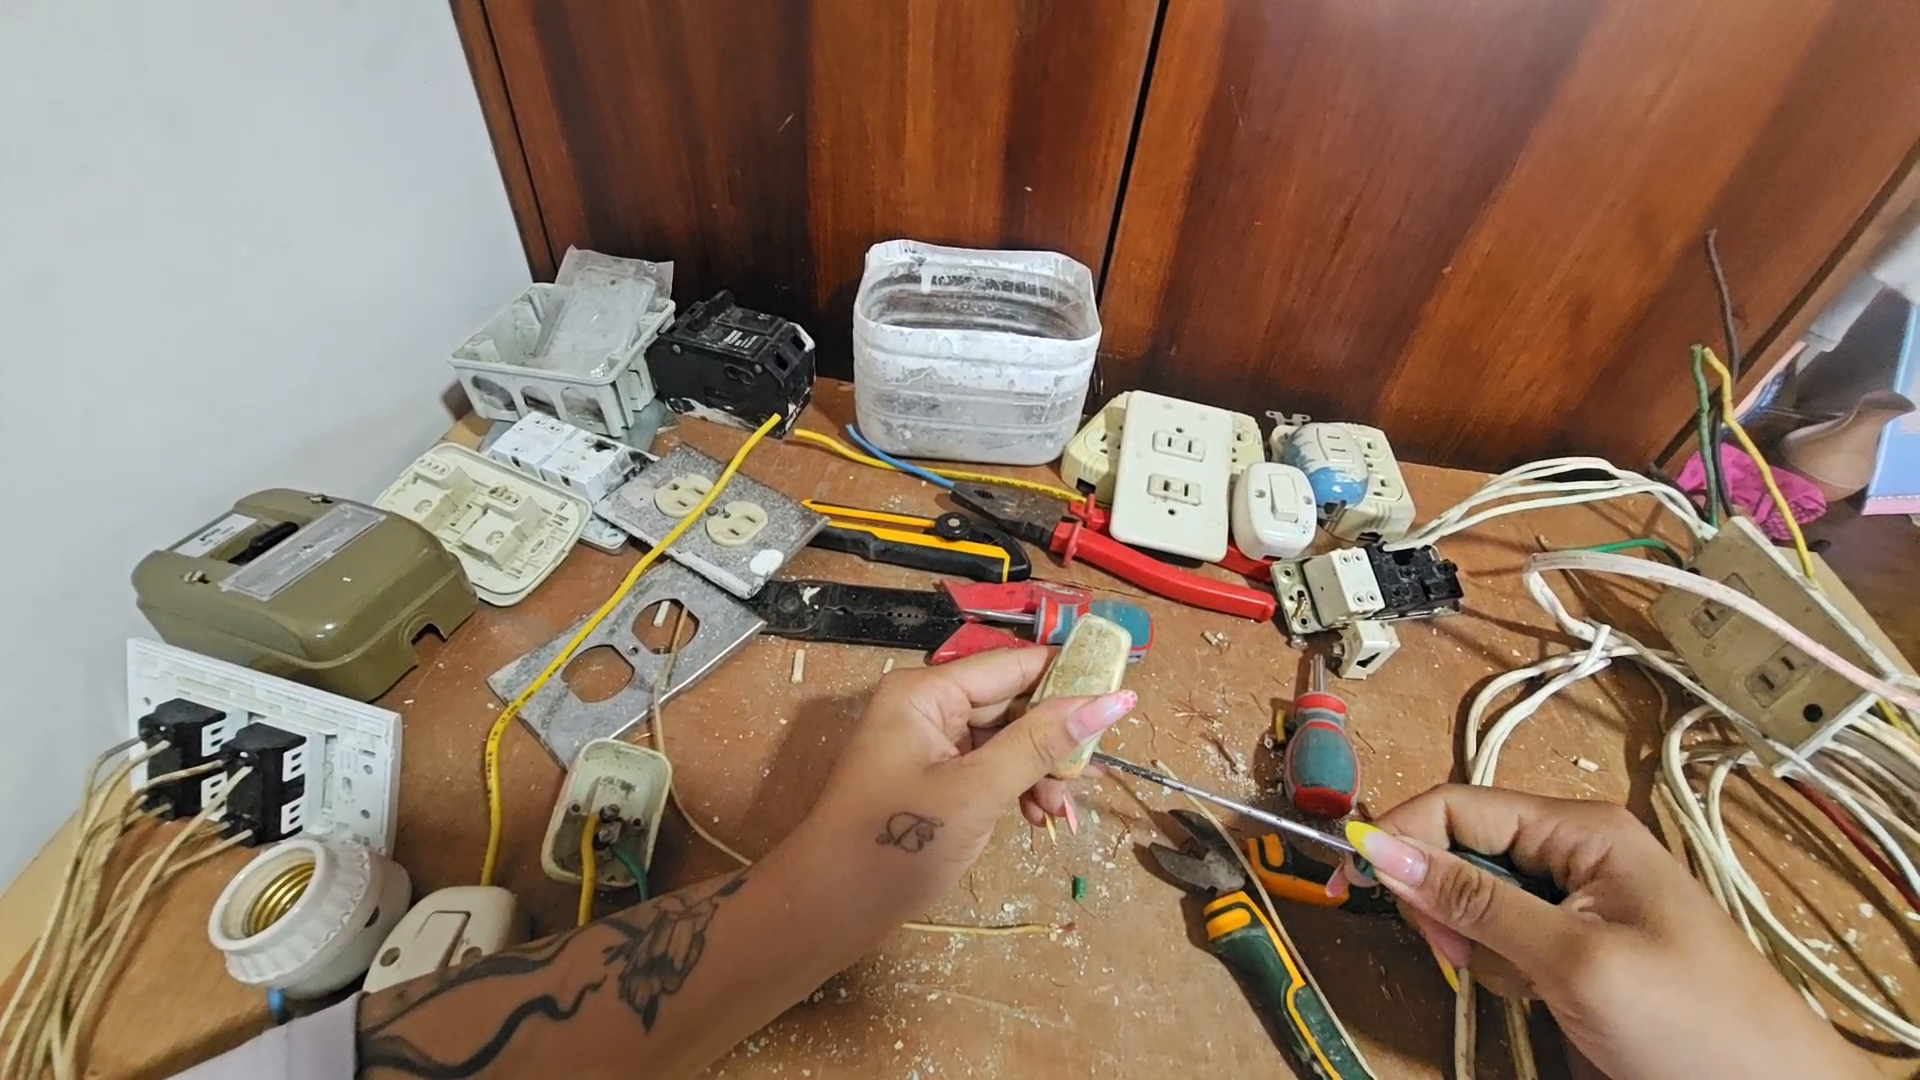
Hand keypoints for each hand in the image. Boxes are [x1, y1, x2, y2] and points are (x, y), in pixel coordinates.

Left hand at [791, 648, 1132, 925]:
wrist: (827, 911)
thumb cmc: (897, 843)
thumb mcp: (979, 789)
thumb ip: (1045, 741)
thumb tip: (1115, 697)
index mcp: (928, 690)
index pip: (1014, 666)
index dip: (1069, 677)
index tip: (1122, 695)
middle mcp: (927, 705)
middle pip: (1011, 704)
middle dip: (1054, 739)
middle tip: (1093, 771)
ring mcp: (928, 742)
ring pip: (1004, 739)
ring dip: (1038, 770)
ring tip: (1061, 811)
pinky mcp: (931, 776)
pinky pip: (986, 766)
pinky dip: (1014, 787)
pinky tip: (1036, 816)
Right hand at [1339, 785, 1872, 1079]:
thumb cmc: (1702, 1031)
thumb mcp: (1574, 960)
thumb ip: (1471, 899)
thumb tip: (1375, 846)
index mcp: (1578, 829)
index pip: (1456, 806)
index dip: (1402, 835)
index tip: (1360, 878)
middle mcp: (1569, 848)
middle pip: (1457, 845)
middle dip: (1442, 896)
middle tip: (1453, 952)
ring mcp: (1570, 894)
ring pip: (1469, 889)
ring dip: (1467, 933)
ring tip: (1505, 978)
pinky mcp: (1566, 936)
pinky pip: (1494, 925)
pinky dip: (1488, 955)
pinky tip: (1520, 985)